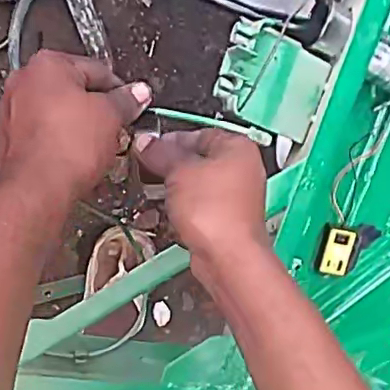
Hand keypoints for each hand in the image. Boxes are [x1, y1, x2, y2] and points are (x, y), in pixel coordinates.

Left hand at [0, 50, 151, 211]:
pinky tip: (71, 163)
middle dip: (94, 114)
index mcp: (48, 65)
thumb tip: (137, 92)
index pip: (97, 71)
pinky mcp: (7, 143)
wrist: (37, 189)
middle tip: (113, 133)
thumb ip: (125, 101)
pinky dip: (57, 148)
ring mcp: (11, 112)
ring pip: (55, 118)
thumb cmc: (67, 148)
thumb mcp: (110, 117)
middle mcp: (23, 82)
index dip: (119, 92)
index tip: (130, 107)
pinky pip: (41, 139)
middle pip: (72, 93)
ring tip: (93, 153)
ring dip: (75, 132)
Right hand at [132, 129, 268, 280]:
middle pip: (199, 160)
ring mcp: (235, 199)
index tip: (150, 145)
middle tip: (147, 168)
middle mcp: (242, 171)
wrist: (227, 257)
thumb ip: (161, 153)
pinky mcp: (226, 222)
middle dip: (171, 165)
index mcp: (238, 148)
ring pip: (198, 186)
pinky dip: (183, 209)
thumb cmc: (214, 210)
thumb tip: (146, 142)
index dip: (171, 139)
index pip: (200, 133)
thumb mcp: (179, 171)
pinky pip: (200, 209)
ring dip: (175, 189)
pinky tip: (167, 213)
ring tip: (153, 191)